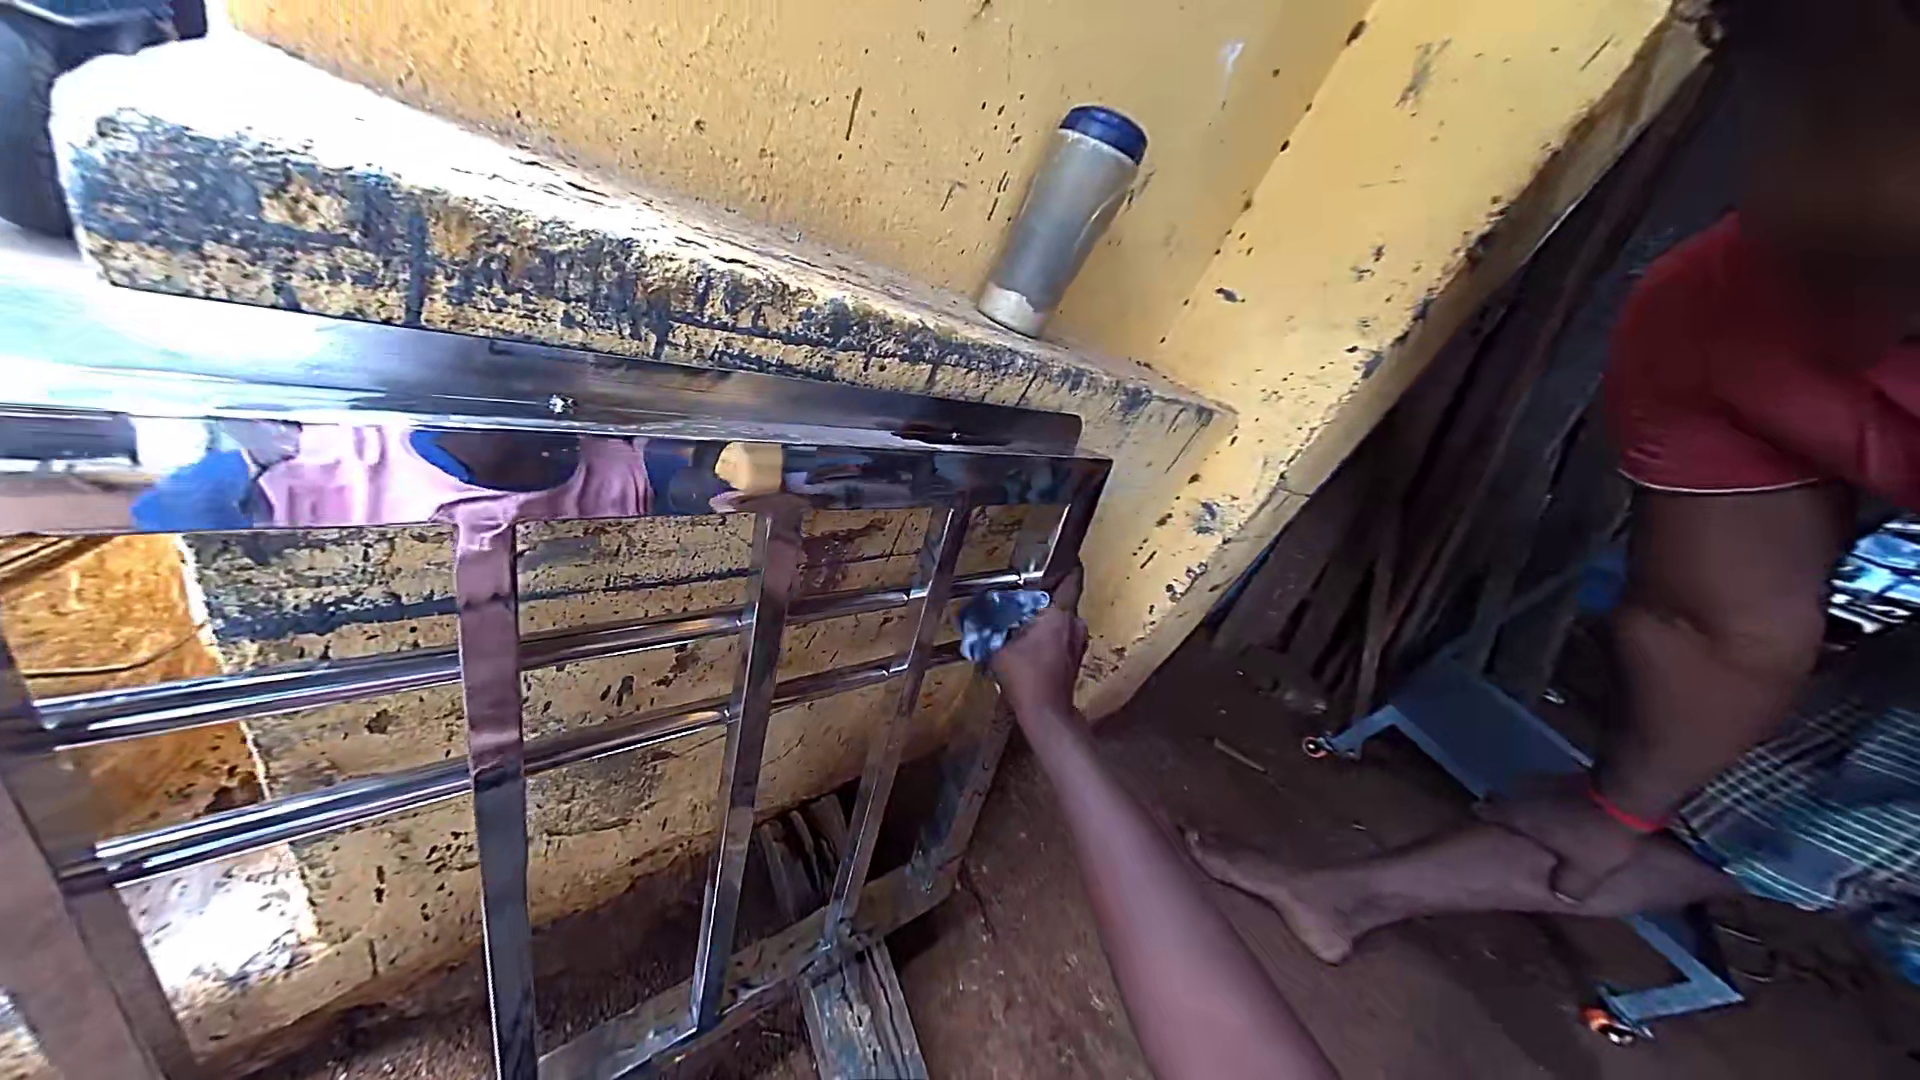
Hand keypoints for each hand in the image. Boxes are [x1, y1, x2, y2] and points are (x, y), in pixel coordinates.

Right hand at [990, 567, 1087, 718]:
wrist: (1046, 712)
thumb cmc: (1026, 678)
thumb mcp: (999, 648)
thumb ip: (990, 628)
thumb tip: (978, 616)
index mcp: (1059, 615)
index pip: (1071, 579)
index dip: (1065, 566)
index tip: (1055, 559)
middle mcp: (1075, 625)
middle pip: (1062, 600)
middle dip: (1043, 598)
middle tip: (1022, 599)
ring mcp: (1078, 642)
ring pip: (1062, 619)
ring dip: (1045, 619)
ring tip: (1022, 623)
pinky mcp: (1076, 657)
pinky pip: (1063, 635)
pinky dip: (1049, 635)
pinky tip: (1030, 643)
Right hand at [1476, 782, 1647, 900]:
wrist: (1623, 798)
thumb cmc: (1594, 837)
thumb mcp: (1585, 872)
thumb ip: (1568, 887)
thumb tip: (1559, 897)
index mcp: (1514, 815)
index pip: (1483, 811)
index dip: (1483, 818)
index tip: (1486, 825)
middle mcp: (1518, 795)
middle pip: (1504, 801)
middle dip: (1509, 812)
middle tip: (1521, 825)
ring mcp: (1539, 781)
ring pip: (1525, 793)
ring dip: (1531, 804)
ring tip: (1547, 818)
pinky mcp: (1561, 775)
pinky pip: (1546, 788)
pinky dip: (1551, 797)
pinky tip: (1568, 807)